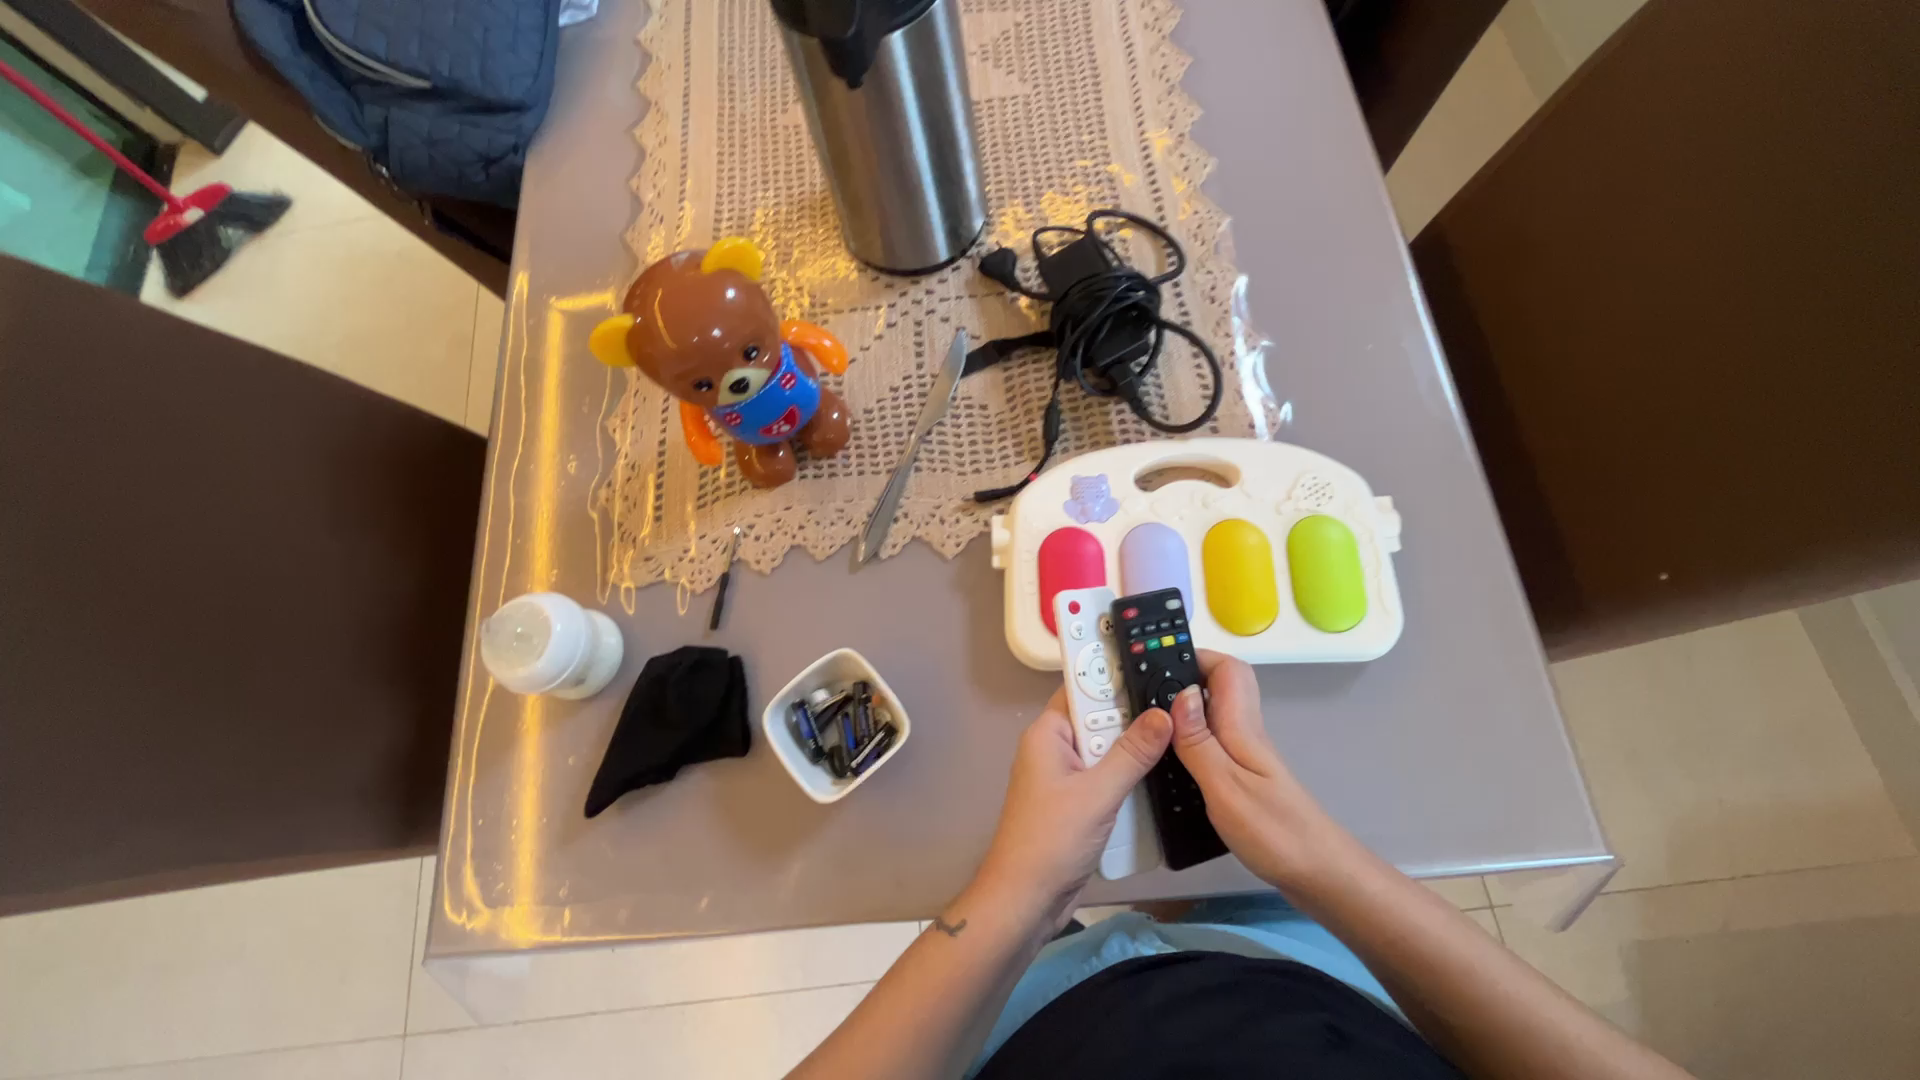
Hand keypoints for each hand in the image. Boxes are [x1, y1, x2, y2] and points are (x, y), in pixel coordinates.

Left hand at [976, 689, 1172, 921]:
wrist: (1026, 899)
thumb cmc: (1052, 839)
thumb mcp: (1098, 793)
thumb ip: (1132, 754)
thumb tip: (1164, 713)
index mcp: (1048, 734)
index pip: (1082, 691)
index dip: (1114, 679)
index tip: (1153, 670)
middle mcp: (1054, 749)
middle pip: (1099, 720)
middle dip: (1132, 717)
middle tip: (1177, 707)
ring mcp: (1065, 778)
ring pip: (1106, 752)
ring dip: (1133, 752)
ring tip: (1178, 737)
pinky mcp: (1076, 804)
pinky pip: (1106, 778)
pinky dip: (1128, 778)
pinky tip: (1158, 778)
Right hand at [1140, 650, 1344, 889]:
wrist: (1320, 876)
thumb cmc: (1274, 832)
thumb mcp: (1225, 786)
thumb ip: (1198, 741)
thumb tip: (1180, 692)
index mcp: (1241, 728)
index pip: (1226, 669)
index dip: (1195, 656)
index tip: (1158, 661)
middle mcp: (1244, 734)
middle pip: (1219, 686)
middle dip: (1183, 677)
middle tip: (1143, 692)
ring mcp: (1246, 756)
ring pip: (1214, 714)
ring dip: (1183, 709)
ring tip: (1150, 724)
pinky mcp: (1244, 778)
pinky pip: (1213, 742)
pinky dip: (1189, 740)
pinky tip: (1171, 762)